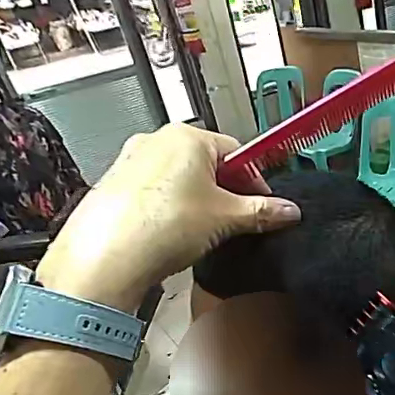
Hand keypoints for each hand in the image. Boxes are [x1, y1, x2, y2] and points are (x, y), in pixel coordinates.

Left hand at [35, 125, 299, 312]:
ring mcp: (132, 162)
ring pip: (182, 179)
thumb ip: (263, 211)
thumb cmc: (160, 226)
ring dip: (201, 202)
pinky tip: (177, 235)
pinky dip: (173, 209)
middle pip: (209, 164)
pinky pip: (158, 193)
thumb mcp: (227, 218)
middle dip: (228, 192)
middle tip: (239, 222)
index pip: (238, 153)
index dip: (256, 182)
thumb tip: (288, 211)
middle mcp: (156, 141)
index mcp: (187, 137)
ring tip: (206, 232)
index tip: (266, 205)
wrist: (106, 257)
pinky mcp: (116, 186)